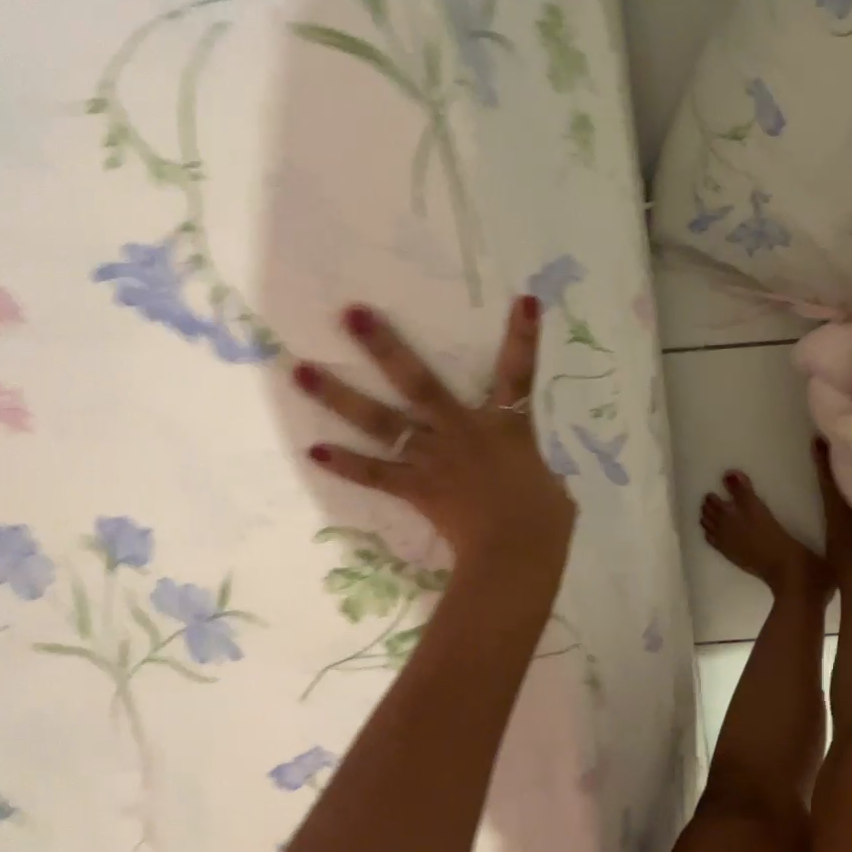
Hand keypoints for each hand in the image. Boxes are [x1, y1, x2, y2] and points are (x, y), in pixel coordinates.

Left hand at [293, 296, 576, 568]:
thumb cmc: (545, 521)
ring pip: (380, 421)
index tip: (521, 299)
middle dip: (385, 347)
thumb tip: (533, 478)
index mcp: (507, 428)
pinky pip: (375, 474)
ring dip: (338, 396)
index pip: (520, 374)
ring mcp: (434, 457)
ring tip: (299, 370)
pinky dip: (346, 464)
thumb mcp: (551, 488)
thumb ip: (535, 472)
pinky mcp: (415, 488)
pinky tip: (314, 451)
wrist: (517, 552)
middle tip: (352, 314)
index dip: (524, 336)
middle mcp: (463, 431)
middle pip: (418, 382)